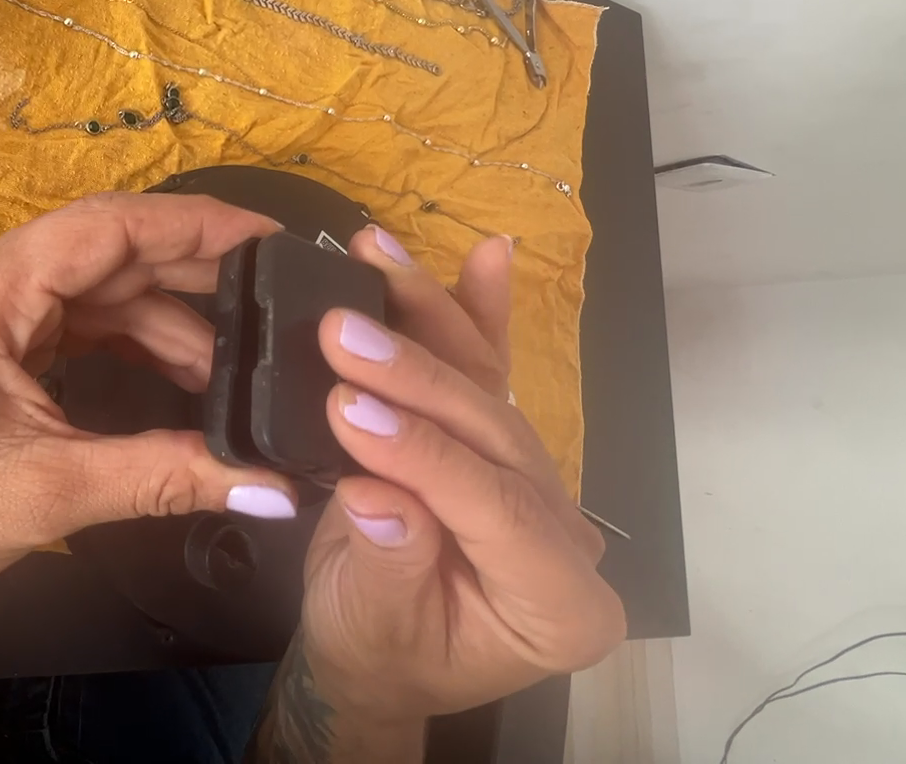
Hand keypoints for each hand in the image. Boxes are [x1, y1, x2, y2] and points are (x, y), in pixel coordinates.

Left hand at [0, 193, 296, 609]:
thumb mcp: (50, 492)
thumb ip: (168, 477)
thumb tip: (274, 489)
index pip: (106, 228)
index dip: (195, 224)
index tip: (269, 236)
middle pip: (108, 250)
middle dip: (194, 272)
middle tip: (277, 296)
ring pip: (98, 287)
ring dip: (166, 323)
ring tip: (237, 367)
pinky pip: (76, 314)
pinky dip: (129, 339)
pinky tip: (182, 372)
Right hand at [290, 228, 623, 727]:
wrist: (376, 648)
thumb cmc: (376, 648)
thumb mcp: (373, 624)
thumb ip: (388, 561)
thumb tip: (371, 490)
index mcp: (559, 602)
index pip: (495, 510)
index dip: (421, 454)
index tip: (348, 407)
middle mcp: (564, 533)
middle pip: (494, 435)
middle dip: (415, 377)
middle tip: (342, 332)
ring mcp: (532, 482)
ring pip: (488, 387)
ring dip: (432, 314)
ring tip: (380, 257)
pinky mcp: (493, 446)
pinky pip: (488, 374)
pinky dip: (480, 314)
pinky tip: (486, 257)